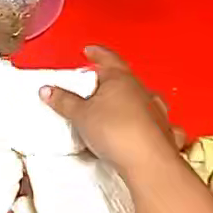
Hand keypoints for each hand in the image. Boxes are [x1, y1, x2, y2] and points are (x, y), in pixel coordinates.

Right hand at [42, 46, 183, 179]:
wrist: (147, 162)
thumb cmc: (118, 132)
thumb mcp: (80, 115)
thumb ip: (64, 101)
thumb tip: (49, 91)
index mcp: (121, 79)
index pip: (108, 58)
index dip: (97, 53)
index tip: (90, 51)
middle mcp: (141, 91)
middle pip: (124, 78)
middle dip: (110, 81)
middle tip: (95, 86)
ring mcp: (156, 111)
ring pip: (142, 99)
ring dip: (128, 102)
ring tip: (113, 112)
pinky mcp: (163, 132)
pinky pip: (154, 123)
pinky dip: (145, 125)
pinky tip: (138, 132)